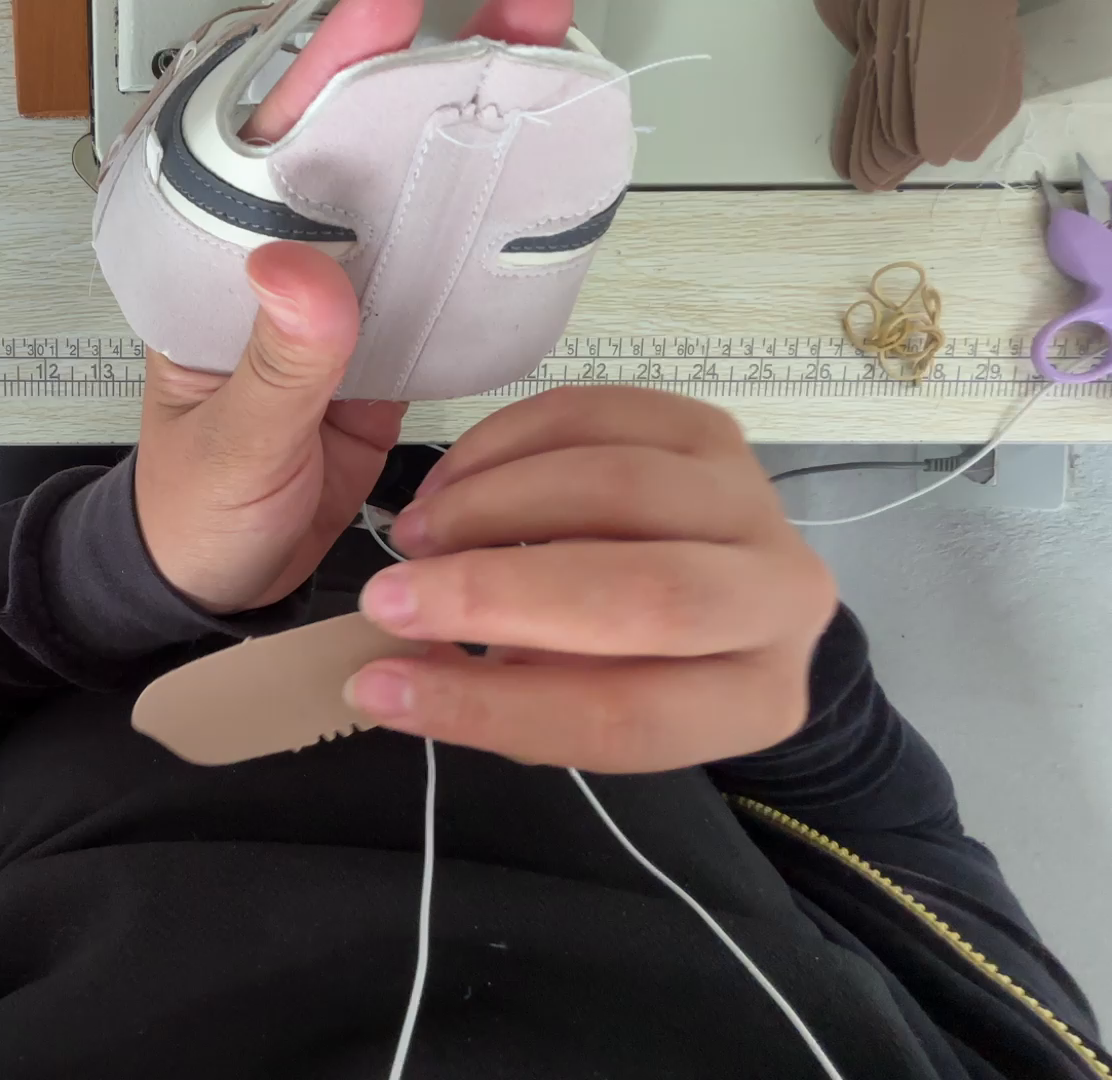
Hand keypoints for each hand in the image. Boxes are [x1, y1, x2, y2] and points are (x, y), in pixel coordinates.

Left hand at [135, 0, 573, 613]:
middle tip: (499, 18)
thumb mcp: (228, 449)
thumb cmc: (189, 515)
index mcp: (214, 290)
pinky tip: (528, 208)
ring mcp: (337, 322)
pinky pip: (435, 296)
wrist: (222, 579)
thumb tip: (299, 273)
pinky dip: (482, 255)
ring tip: (535, 80)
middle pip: (345, 167)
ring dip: (463, 155)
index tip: (375, 19)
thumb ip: (271, 368)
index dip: (317, 83)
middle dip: (414, 85)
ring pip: (403, 221)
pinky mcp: (378, 363)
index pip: (258, 163)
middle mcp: (277, 288)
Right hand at [342, 388, 838, 773]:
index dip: (484, 707)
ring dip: (481, 509)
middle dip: (488, 593)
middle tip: (383, 597)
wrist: (699, 579)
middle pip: (644, 594)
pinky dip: (495, 446)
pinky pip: (589, 415)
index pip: (621, 719)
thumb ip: (482, 694)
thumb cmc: (615, 658)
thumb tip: (379, 677)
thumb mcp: (558, 702)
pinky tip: (446, 484)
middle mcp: (777, 599)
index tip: (373, 688)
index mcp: (744, 702)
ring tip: (413, 535)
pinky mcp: (700, 427)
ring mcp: (745, 497)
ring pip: (611, 484)